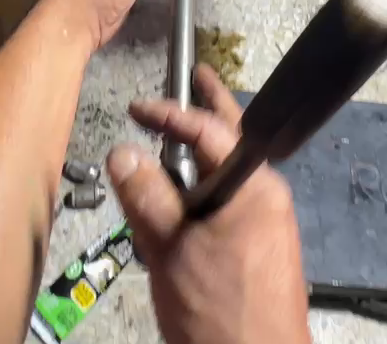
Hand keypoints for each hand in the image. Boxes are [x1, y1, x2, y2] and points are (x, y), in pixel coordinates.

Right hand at [107, 66, 311, 343]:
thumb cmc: (219, 310)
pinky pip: (222, 207)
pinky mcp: (255, 248)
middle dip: (210, 108)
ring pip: (220, 178)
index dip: (170, 113)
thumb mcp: (173, 251)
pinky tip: (171, 212)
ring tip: (166, 150)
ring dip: (190, 167)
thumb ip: (147, 197)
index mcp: (254, 185)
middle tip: (198, 75)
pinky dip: (195, 200)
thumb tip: (122, 150)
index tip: (137, 107)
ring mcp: (264, 223)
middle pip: (229, 140)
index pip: (209, 130)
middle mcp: (264, 195)